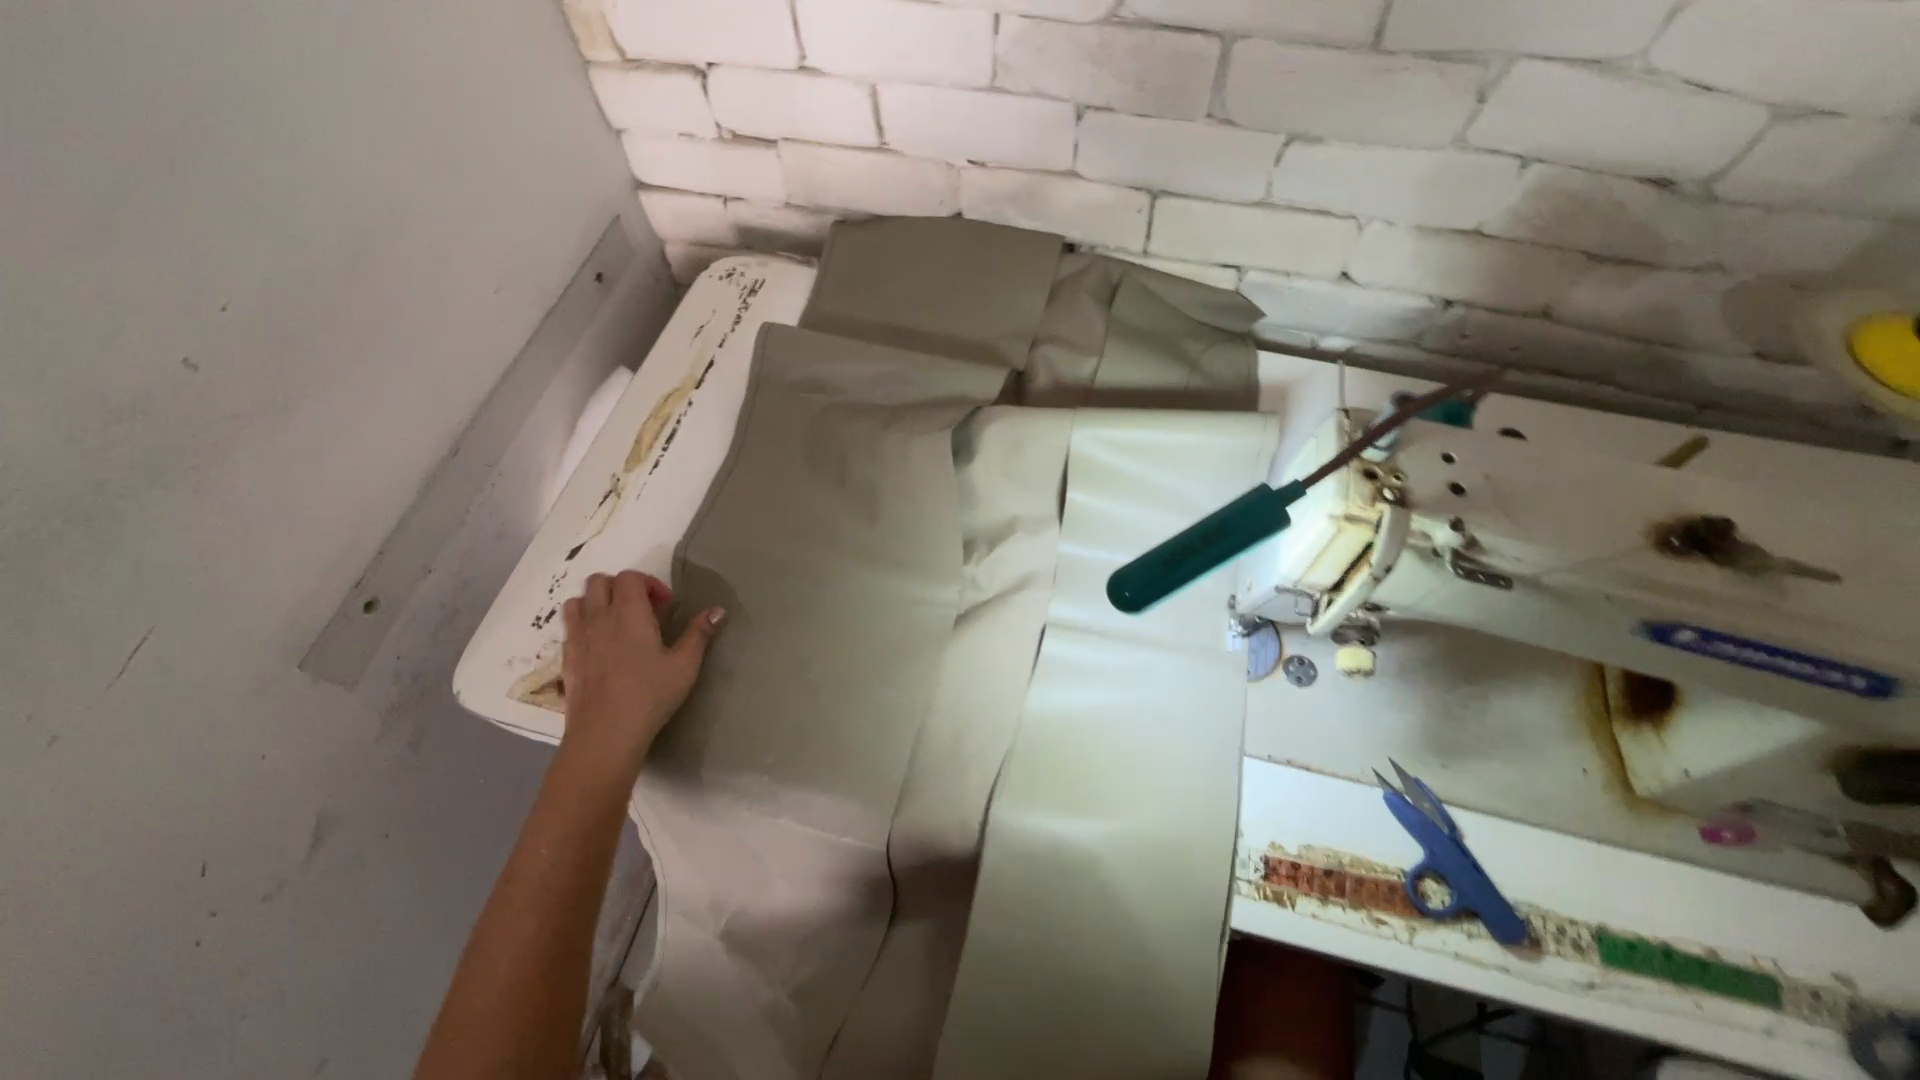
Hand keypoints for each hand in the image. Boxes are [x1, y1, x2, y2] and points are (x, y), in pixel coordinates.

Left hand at [558, 570, 724, 778]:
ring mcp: (578, 637)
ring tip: (616, 623)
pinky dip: (583, 625)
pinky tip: (600, 647)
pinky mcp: (566, 658)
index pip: (630, 576)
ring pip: (578, 600)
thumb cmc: (650, 695)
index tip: (665, 606)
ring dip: (596, 602)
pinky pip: (569, 627)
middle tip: (641, 610)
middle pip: (599, 582)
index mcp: (629, 612)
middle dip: (620, 587)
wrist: (605, 732)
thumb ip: (699, 633)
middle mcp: (598, 617)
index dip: (649, 583)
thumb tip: (718, 610)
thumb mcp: (684, 665)